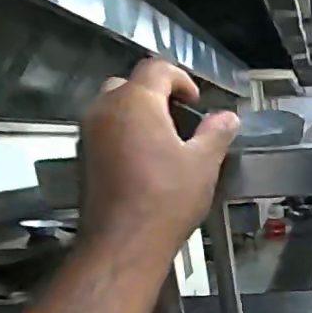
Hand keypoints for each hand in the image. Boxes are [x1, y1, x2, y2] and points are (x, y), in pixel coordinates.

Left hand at [78, 59, 237, 260]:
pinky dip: (124, 136)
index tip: (197, 102)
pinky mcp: (83, 158)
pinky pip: (105, 132)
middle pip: (130, 85)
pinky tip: (144, 163)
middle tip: (180, 121)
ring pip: (113, 108)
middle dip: (156, 96)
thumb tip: (228, 118)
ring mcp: (89, 134)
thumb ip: (215, 134)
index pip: (157, 69)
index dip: (181, 79)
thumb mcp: (203, 165)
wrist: (124, 243)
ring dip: (138, 116)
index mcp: (136, 102)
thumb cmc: (166, 200)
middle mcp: (105, 109)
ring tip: (164, 143)